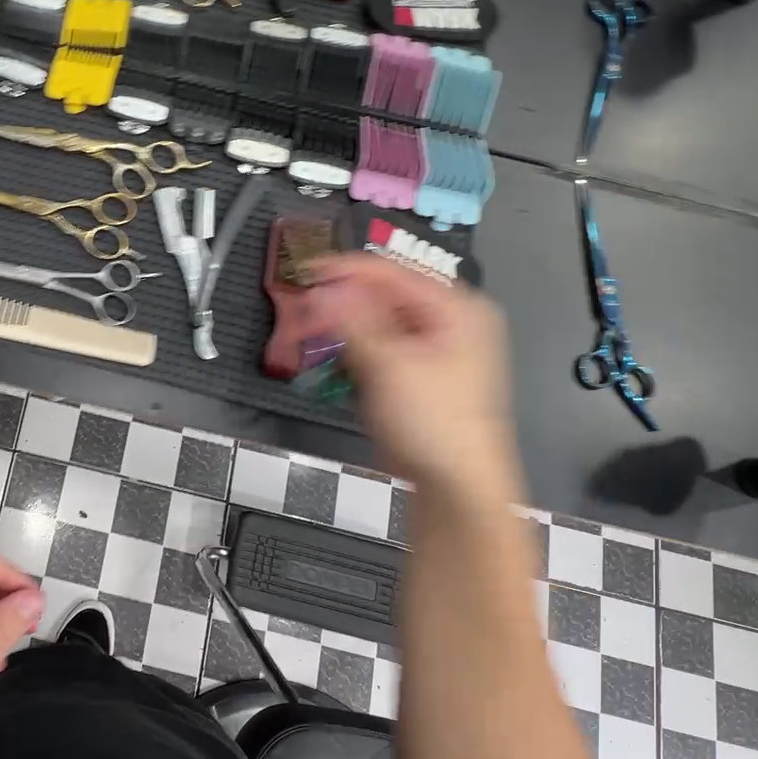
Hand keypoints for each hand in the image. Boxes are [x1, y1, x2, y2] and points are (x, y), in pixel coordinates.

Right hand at [305, 254, 519, 501]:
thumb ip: (352, 320)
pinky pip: (381, 349)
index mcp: (456, 308)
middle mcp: (450, 322)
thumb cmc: (432, 420)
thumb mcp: (389, 364)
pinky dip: (355, 350)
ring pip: (379, 325)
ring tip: (307, 335)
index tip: (302, 273)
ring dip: (343, 329)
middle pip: (385, 298)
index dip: (344, 271)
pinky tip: (330, 358)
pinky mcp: (419, 377)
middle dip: (340, 303)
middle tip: (300, 312)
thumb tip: (322, 287)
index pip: (391, 273)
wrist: (457, 487)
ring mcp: (436, 351)